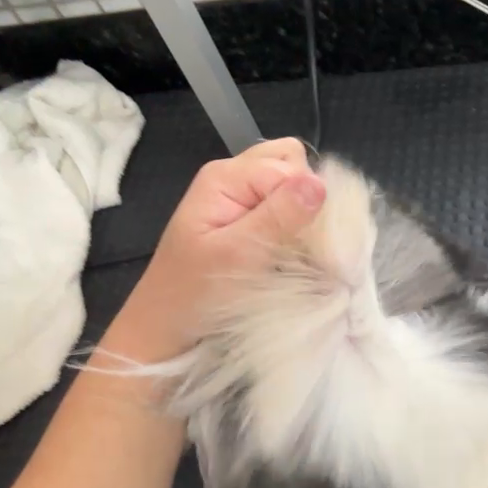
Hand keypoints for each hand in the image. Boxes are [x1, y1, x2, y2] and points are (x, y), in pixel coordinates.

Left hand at [108, 138, 326, 362]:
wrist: (168, 326)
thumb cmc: (196, 293)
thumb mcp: (238, 255)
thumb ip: (278, 217)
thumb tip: (319, 183)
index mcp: (225, 177)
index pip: (289, 167)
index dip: (307, 200)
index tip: (307, 240)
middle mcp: (234, 177)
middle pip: (291, 161)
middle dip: (307, 195)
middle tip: (301, 238)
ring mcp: (241, 197)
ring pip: (292, 182)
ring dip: (304, 211)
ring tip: (299, 245)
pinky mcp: (250, 219)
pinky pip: (286, 206)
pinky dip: (298, 224)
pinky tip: (293, 250)